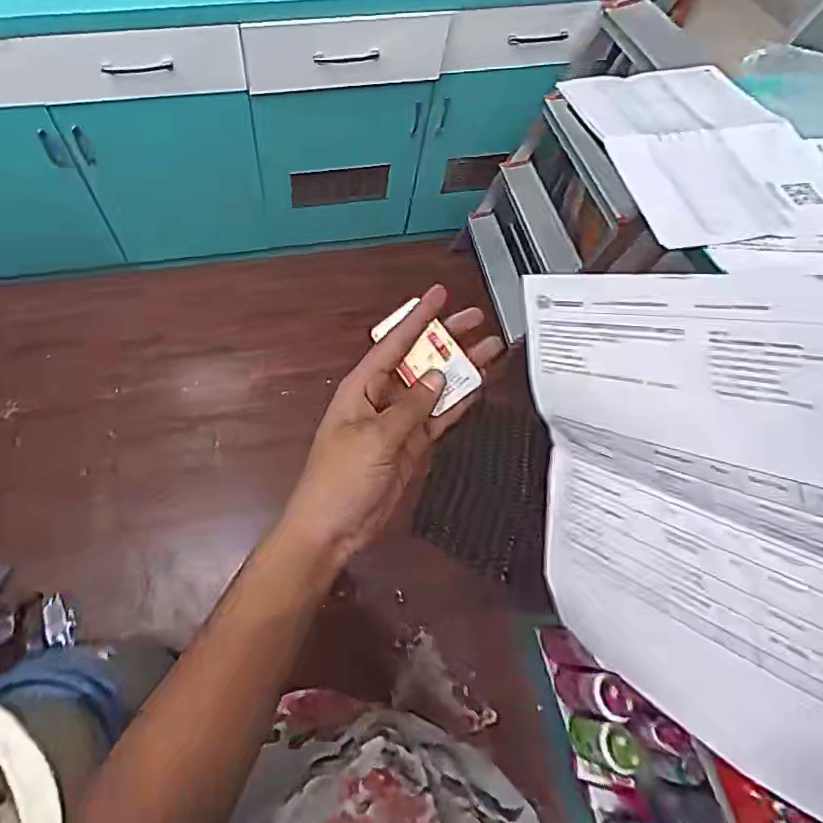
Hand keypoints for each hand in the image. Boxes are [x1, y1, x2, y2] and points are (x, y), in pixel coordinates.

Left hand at [278, 284, 506, 567]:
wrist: (333, 526)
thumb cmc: (337, 479)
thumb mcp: (375, 438)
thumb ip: (410, 407)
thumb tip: (437, 378)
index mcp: (361, 387)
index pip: (394, 342)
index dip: (418, 317)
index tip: (438, 295)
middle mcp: (380, 398)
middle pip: (418, 360)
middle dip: (446, 339)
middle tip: (476, 321)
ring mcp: (396, 422)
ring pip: (433, 387)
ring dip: (458, 371)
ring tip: (489, 351)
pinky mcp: (409, 445)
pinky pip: (437, 416)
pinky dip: (456, 403)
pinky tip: (475, 387)